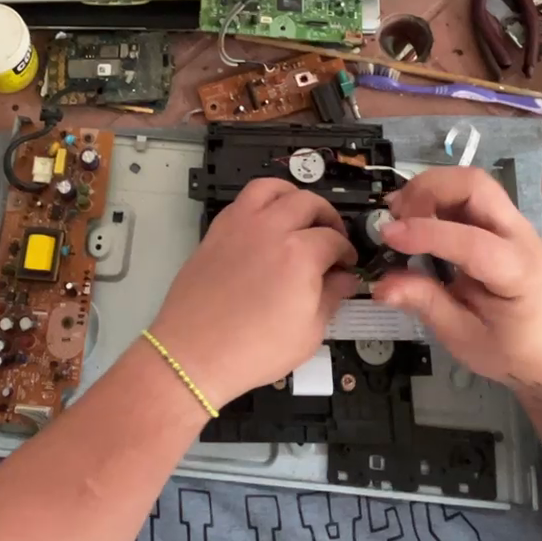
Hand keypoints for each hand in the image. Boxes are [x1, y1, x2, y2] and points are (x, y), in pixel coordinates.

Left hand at [147, 179, 359, 406]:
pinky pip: (244, 199)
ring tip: (300, 216)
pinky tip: (267, 225)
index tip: (347, 267)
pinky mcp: (218, 228)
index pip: (334, 240)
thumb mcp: (308, 333)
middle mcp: (271, 228)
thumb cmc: (255, 350)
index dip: (346, 253)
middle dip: (328, 218)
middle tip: (331, 239)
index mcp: (299, 254)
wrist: (194, 353)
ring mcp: (240, 224)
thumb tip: (346, 280)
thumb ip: (331, 298)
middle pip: (308, 202)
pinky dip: (263, 202)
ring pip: (273, 187)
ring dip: (293, 196)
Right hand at [371, 168, 541, 392]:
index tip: (387, 236)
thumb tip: (381, 285)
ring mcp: (511, 223)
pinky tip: (414, 215)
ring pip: (469, 181)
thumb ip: (425, 303)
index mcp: (517, 273)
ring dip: (429, 188)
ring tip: (400, 213)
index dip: (426, 233)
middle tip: (396, 216)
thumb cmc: (511, 351)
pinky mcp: (499, 221)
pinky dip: (435, 194)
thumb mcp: (463, 337)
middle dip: (428, 190)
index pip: (471, 241)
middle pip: (475, 186)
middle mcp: (519, 236)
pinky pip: (466, 192)